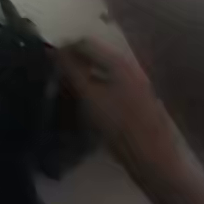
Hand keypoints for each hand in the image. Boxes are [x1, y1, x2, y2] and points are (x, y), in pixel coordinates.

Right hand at [56, 39, 195, 193]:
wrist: (154, 161)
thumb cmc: (118, 126)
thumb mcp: (88, 96)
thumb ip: (70, 69)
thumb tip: (53, 51)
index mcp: (118, 62)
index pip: (85, 42)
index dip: (64, 48)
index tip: (48, 59)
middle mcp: (130, 66)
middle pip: (96, 53)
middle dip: (74, 58)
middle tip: (56, 71)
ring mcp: (137, 82)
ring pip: (103, 67)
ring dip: (85, 70)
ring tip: (68, 83)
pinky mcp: (139, 97)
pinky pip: (112, 79)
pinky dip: (96, 81)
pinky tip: (88, 96)